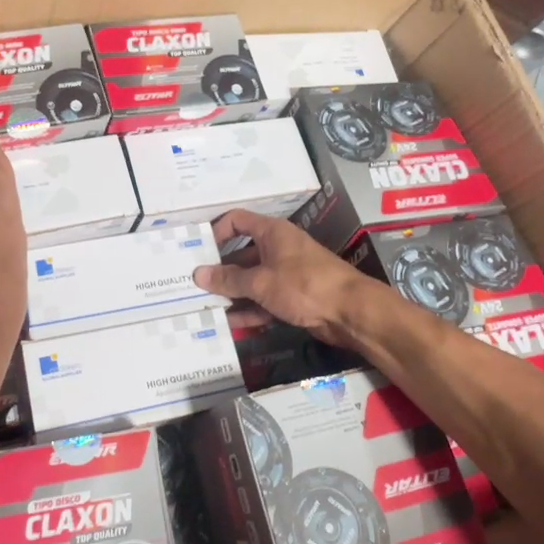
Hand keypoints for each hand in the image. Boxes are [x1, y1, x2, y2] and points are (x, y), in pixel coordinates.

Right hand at [192, 209, 386, 350]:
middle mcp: (278, 248)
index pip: (237, 221)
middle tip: (194, 284)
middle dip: (220, 270)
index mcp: (272, 232)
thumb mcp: (261, 282)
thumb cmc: (304, 284)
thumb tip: (198, 273)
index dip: (216, 231)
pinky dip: (250, 309)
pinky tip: (230, 323)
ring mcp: (286, 273)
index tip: (198, 250)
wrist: (350, 312)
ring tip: (206, 307)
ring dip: (233, 293)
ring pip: (252, 280)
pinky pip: (264, 300)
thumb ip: (229, 279)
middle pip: (242, 254)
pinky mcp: (293, 296)